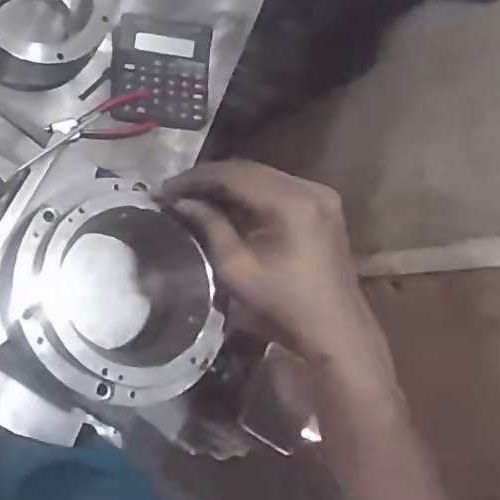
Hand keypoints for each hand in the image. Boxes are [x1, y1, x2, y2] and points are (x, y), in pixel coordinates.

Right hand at [164, 161, 391, 385]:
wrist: (335, 330)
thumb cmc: (282, 303)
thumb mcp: (235, 267)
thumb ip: (208, 225)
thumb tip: (180, 202)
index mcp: (290, 202)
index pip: (233, 174)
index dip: (194, 178)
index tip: (164, 189)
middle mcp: (308, 188)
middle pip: (248, 169)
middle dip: (208, 178)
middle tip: (174, 190)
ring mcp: (319, 194)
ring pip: (261, 175)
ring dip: (226, 182)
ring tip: (192, 194)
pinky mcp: (322, 205)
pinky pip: (276, 186)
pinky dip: (247, 190)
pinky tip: (224, 201)